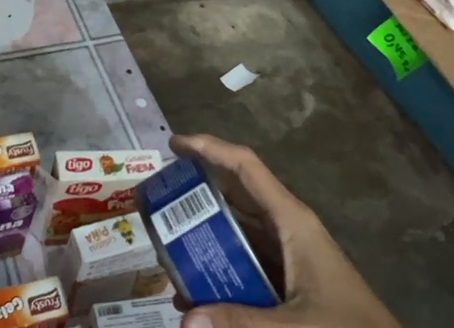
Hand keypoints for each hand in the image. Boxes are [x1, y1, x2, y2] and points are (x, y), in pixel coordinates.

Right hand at [171, 134, 397, 327]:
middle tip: (159, 203)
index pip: (245, 168)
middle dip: (198, 196)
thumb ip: (241, 322)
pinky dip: (222, 268)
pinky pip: (248, 262)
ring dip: (206, 236)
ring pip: (240, 231)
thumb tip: (184, 320)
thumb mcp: (295, 327)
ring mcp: (290, 255)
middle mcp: (288, 228)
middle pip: (236, 197)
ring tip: (168, 248)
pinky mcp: (291, 281)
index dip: (210, 148)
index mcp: (292, 221)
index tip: (174, 145)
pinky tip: (197, 292)